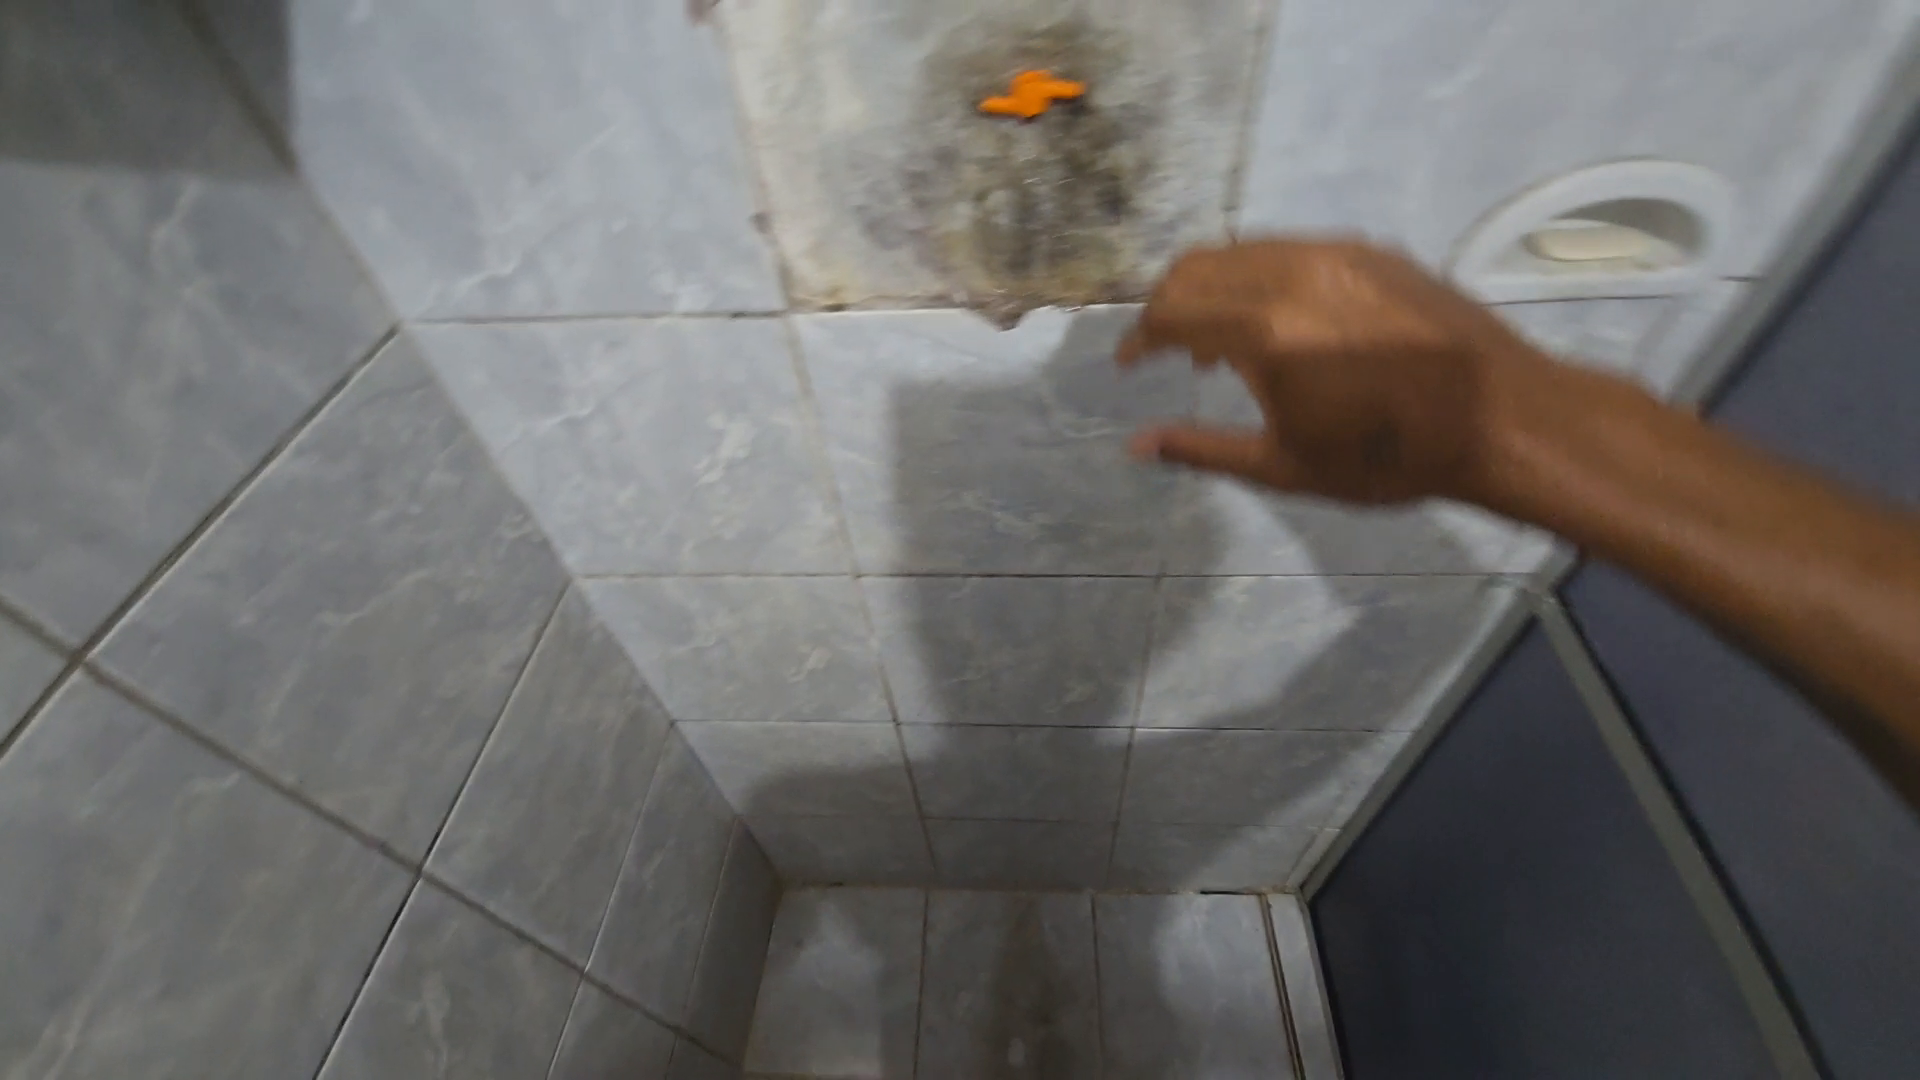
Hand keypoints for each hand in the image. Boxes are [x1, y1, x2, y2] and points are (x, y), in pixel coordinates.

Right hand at [1118, 238, 1555, 504]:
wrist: (1503, 419)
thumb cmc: (1384, 458)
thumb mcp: (1280, 467)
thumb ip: (1198, 449)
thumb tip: (1134, 447)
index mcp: (1265, 331)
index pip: (1171, 314)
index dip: (1137, 340)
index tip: (1125, 364)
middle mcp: (1291, 274)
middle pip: (1194, 269)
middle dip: (1163, 309)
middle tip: (1164, 353)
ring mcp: (1334, 254)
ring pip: (1237, 252)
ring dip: (1207, 290)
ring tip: (1216, 344)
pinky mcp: (1368, 250)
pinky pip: (1284, 249)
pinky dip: (1253, 278)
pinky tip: (1271, 322)